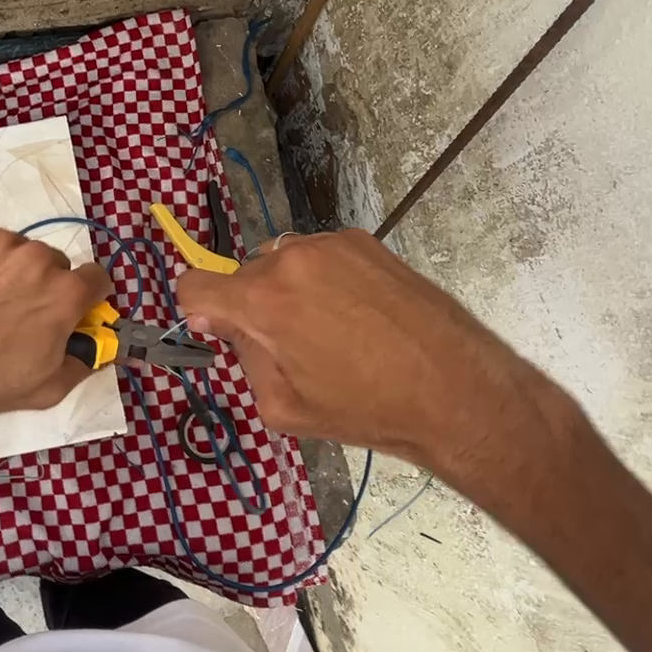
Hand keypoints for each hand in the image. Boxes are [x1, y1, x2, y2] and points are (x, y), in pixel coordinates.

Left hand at [0, 218, 112, 432]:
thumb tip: (104, 345)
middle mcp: (37, 257)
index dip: (85, 298)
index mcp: (65, 293)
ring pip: (18, 250)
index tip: (69, 311)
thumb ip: (85, 361)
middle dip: (43, 285)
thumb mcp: (46, 389)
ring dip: (9, 270)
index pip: (97, 277)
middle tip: (14, 315)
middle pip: (55, 263)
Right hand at [176, 229, 571, 481]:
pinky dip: (319, 277)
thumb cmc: (367, 410)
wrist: (458, 391)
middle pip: (239, 274)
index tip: (223, 334)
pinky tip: (354, 311)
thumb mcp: (283, 405)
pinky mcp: (362, 240)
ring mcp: (328, 243)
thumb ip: (242, 357)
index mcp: (263, 300)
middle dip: (249, 305)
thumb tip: (224, 323)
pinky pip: (316, 254)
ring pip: (278, 260)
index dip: (197, 312)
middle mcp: (289, 257)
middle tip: (287, 344)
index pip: (192, 284)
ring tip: (327, 327)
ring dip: (283, 287)